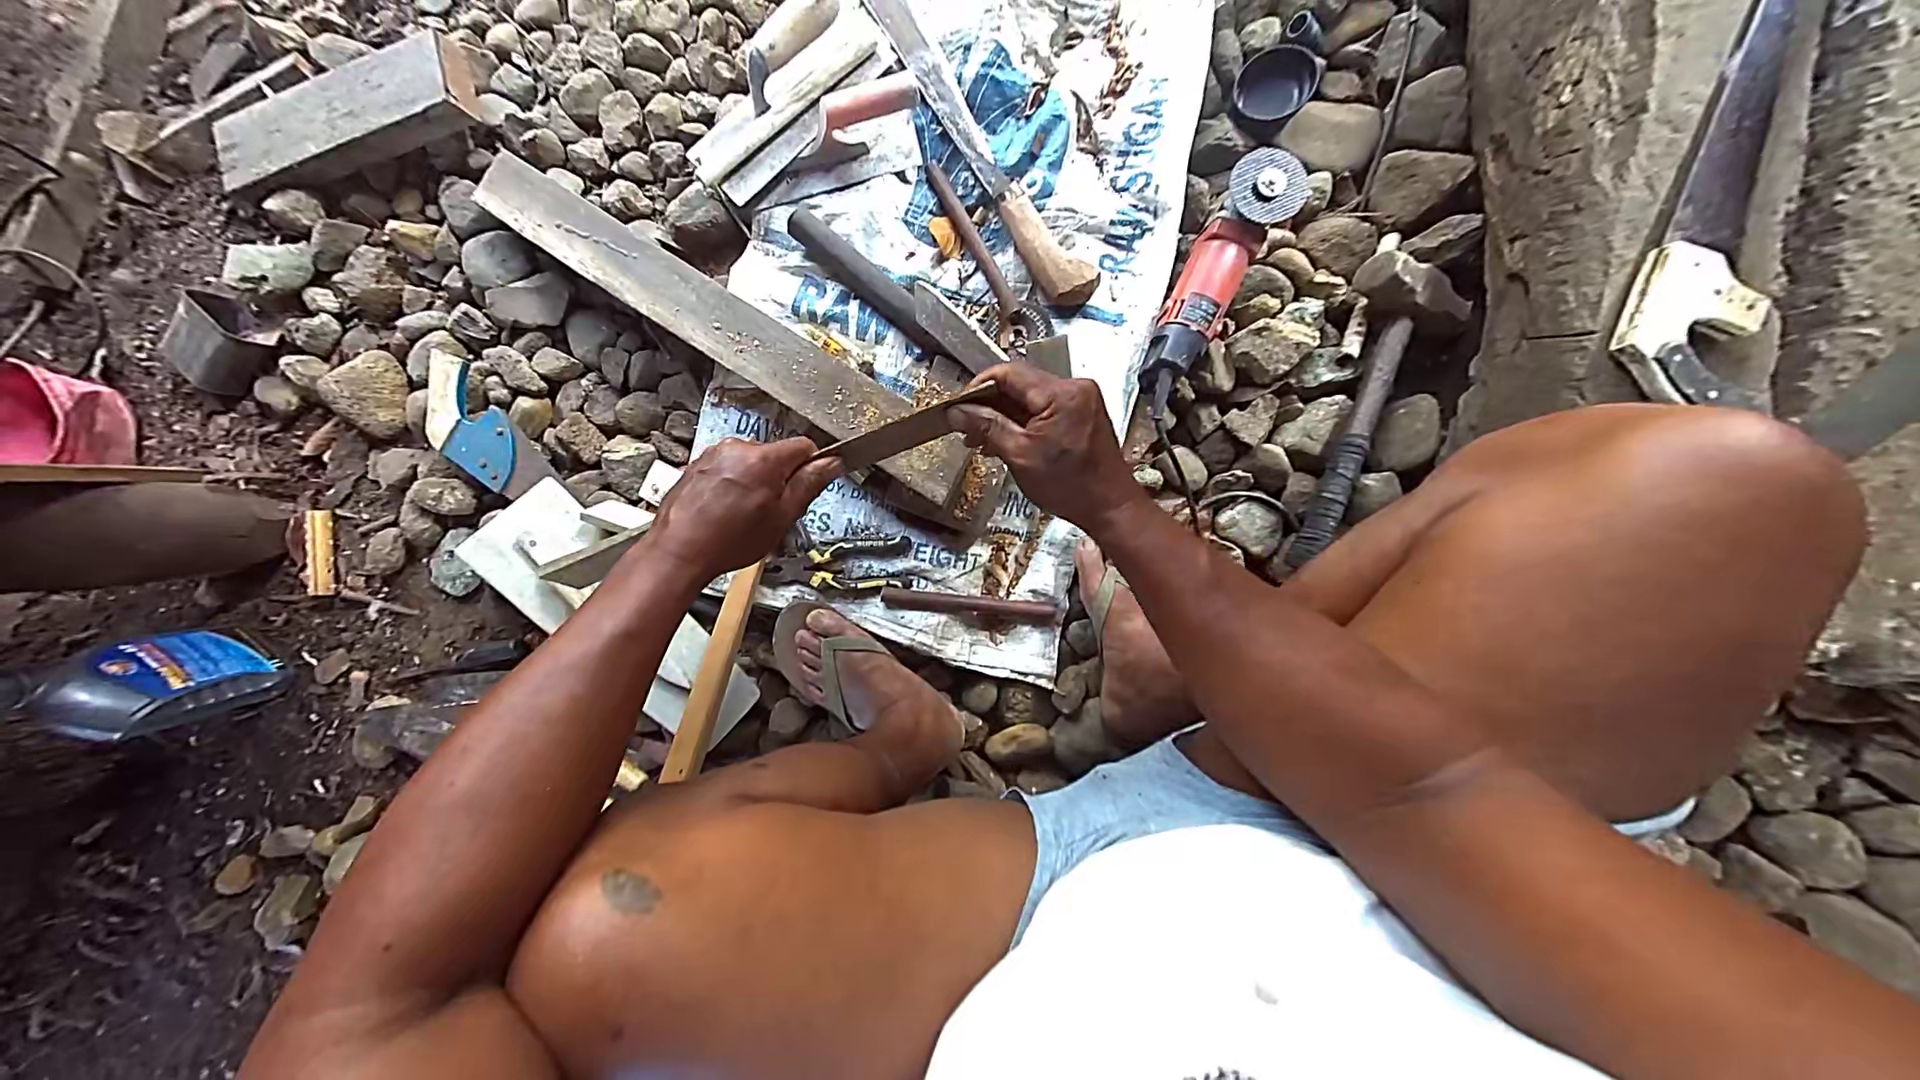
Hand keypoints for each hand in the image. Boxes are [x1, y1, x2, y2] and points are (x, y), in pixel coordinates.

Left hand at [647, 437, 840, 577]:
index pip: (804, 447)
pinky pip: (728, 470)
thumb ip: (809, 485)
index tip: (805, 487)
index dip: (810, 468)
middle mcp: (737, 448)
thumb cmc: (727, 541)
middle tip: (772, 512)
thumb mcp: (782, 517)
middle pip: (776, 455)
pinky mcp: (698, 465)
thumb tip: (830, 463)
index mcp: (764, 459)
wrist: (678, 552)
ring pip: (751, 463)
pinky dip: (732, 486)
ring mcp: (714, 455)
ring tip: (744, 516)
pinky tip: (726, 512)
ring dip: (754, 483)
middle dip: (779, 479)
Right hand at [945, 364, 1142, 529]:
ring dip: (1003, 414)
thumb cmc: (1072, 487)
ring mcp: (1080, 400)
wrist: (1110, 507)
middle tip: (965, 425)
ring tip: (981, 438)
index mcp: (1062, 394)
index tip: (958, 406)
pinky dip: (1022, 421)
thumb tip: (957, 412)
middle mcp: (1075, 388)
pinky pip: (1044, 408)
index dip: (978, 387)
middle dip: (989, 404)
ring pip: (1029, 396)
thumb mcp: (1020, 456)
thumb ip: (987, 428)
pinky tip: (1005, 439)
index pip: (1008, 373)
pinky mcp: (1082, 413)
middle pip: (1019, 383)